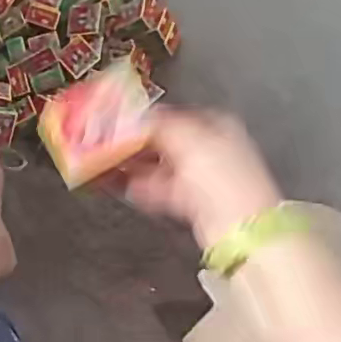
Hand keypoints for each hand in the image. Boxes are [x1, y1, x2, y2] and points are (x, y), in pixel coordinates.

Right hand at [118, 107, 284, 249]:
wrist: (237, 225)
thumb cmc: (227, 180)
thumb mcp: (190, 139)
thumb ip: (160, 124)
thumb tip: (138, 116)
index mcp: (216, 126)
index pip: (172, 115)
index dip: (144, 118)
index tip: (120, 121)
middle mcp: (207, 149)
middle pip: (160, 141)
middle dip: (132, 142)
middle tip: (107, 142)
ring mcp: (196, 176)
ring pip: (154, 165)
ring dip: (129, 163)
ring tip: (104, 160)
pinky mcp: (186, 200)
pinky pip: (153, 187)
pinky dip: (133, 184)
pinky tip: (115, 181)